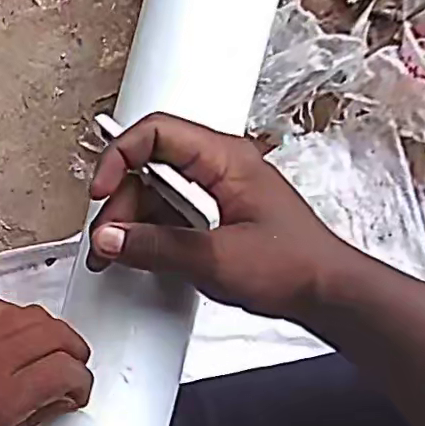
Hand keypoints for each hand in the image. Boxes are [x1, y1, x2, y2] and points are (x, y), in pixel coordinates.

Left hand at [0, 300, 92, 425]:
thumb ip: (35, 420)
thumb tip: (61, 399)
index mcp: (5, 397)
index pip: (67, 372)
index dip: (81, 383)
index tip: (76, 391)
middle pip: (60, 337)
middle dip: (76, 355)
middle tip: (71, 370)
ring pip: (40, 317)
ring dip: (55, 335)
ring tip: (52, 353)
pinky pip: (11, 308)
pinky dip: (25, 320)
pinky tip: (23, 337)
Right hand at [86, 112, 370, 320]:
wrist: (323, 292)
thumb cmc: (293, 266)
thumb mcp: (215, 258)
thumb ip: (156, 247)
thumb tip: (110, 238)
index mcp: (225, 159)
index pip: (156, 133)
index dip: (119, 157)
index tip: (101, 191)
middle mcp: (216, 169)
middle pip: (145, 169)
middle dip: (118, 204)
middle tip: (107, 239)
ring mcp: (210, 193)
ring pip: (150, 195)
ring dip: (126, 223)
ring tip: (114, 254)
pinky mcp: (206, 217)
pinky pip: (162, 216)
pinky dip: (142, 235)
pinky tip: (133, 255)